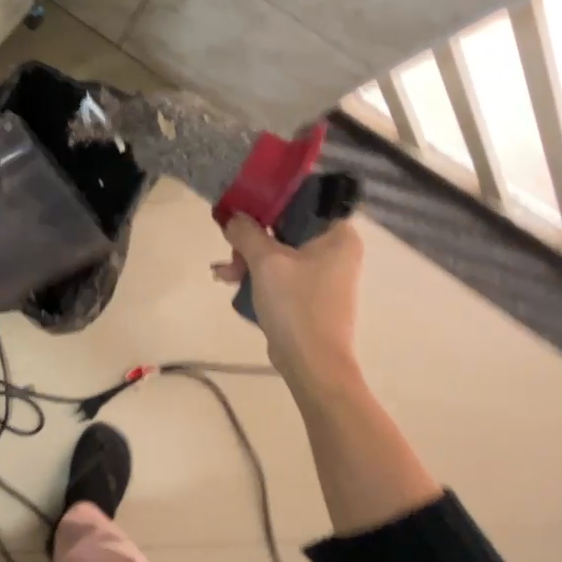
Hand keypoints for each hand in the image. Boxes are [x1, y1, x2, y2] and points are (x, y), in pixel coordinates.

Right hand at [212, 214, 364, 392]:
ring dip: (247, 256)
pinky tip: (231, 280)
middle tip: (227, 243)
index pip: (304, 201)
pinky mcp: (308, 292)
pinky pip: (279, 270)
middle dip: (251, 235)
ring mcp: (323, 272)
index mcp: (337, 235)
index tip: (241, 205)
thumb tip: (233, 217)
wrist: (311, 361)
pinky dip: (256, 272)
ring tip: (224, 272)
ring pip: (278, 249)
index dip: (269, 200)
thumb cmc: (296, 304)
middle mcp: (335, 249)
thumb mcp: (266, 261)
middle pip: (286, 226)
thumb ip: (247, 232)